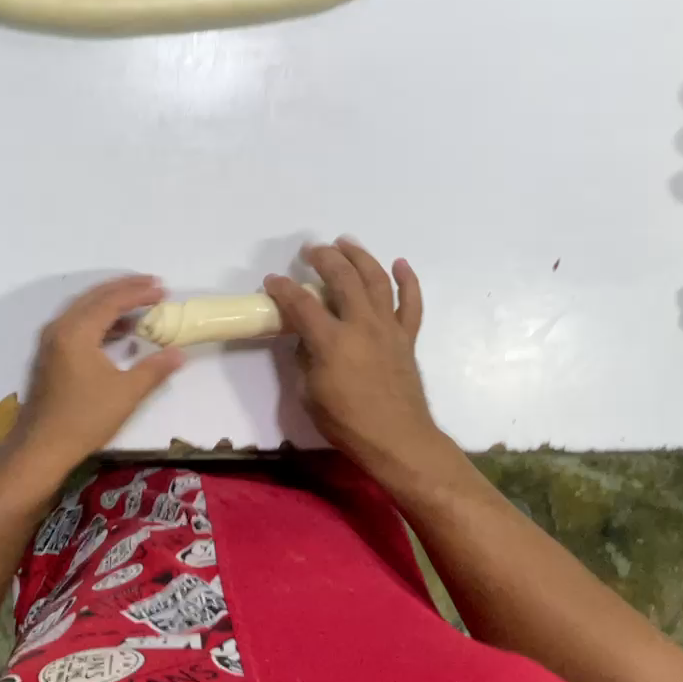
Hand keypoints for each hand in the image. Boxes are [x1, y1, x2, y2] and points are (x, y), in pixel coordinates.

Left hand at [5, 275, 185, 477]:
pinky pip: (74, 323)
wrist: (41, 447)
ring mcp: (49, 341)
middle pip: (94, 297)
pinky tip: (116, 332)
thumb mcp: (126, 393)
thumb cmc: (84, 419)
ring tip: (138, 305)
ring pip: (82, 309)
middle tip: (152, 285)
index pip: (111, 300)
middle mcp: (59, 328)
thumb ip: (154, 369)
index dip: (139, 292)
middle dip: (124, 289)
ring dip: (110, 303)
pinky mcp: (48, 355)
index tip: (163, 289)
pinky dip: (97, 320)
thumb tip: (180, 353)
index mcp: (76, 332)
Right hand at [265, 240, 453, 485]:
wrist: (397, 439)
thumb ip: (306, 359)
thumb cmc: (347, 422)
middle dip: (324, 258)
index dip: (283, 288)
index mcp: (332, 341)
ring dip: (360, 257)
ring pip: (376, 280)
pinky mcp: (406, 337)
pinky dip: (408, 281)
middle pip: (343, 278)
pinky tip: (400, 264)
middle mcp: (361, 325)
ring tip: (346, 243)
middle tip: (310, 251)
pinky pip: (411, 303)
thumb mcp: (309, 393)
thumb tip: (308, 341)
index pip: (301, 304)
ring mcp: (388, 328)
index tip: (272, 281)